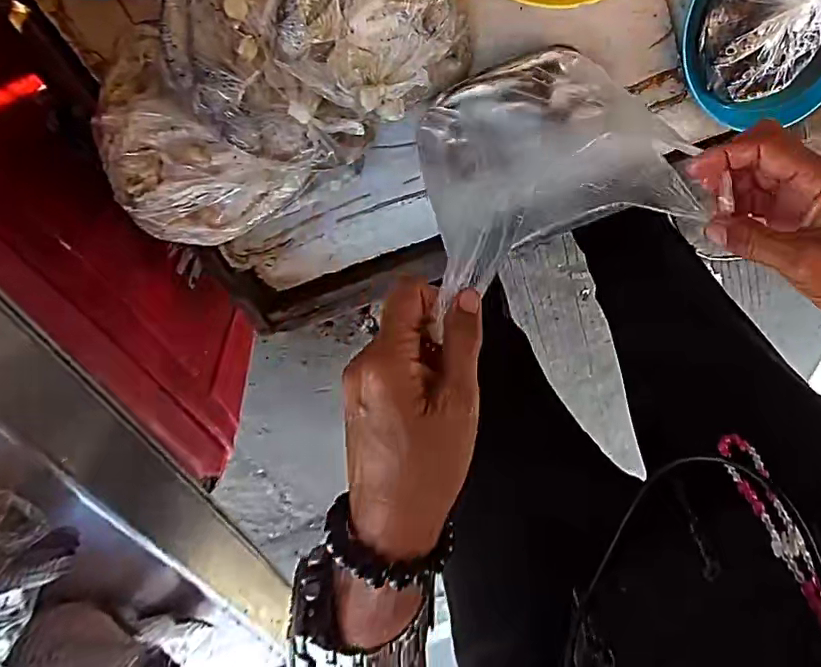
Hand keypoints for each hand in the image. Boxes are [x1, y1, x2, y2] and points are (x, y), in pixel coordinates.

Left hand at [341, 280, 482, 560]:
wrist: (392, 526)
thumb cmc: (426, 472)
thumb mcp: (459, 403)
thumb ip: (462, 343)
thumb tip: (465, 298)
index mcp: (383, 361)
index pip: (405, 294)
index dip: (436, 299)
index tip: (457, 325)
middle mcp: (361, 364)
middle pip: (401, 320)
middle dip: (432, 338)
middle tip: (450, 380)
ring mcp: (355, 381)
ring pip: (396, 343)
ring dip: (423, 360)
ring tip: (436, 404)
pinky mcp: (356, 396)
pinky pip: (386, 365)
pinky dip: (409, 376)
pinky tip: (421, 412)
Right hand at [686, 121, 820, 336]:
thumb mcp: (801, 263)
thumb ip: (752, 241)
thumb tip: (716, 227)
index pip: (768, 147)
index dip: (727, 154)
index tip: (700, 170)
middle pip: (761, 151)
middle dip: (727, 167)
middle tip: (706, 189)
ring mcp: (811, 192)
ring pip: (759, 170)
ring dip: (732, 187)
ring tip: (720, 214)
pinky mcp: (802, 207)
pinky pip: (764, 192)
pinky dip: (742, 203)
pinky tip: (732, 221)